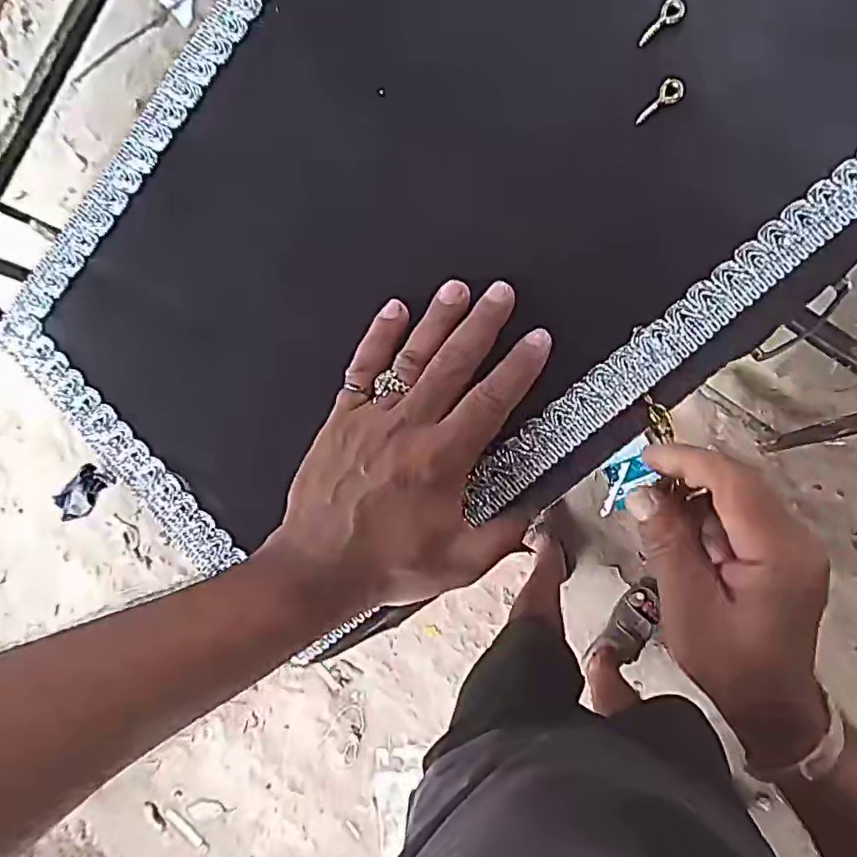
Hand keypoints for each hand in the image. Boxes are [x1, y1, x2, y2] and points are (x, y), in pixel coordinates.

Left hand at [258, 280, 551, 613]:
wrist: (319, 566)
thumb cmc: (385, 565)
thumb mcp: (459, 563)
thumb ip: (504, 536)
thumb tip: (535, 517)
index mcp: (441, 459)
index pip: (491, 400)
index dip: (519, 366)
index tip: (537, 341)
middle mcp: (408, 429)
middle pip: (453, 364)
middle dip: (482, 324)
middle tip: (501, 293)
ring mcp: (371, 420)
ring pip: (411, 358)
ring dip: (437, 321)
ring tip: (458, 290)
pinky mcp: (341, 421)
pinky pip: (362, 369)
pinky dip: (378, 338)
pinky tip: (394, 312)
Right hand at [627, 445, 830, 769]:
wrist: (770, 711)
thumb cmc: (730, 669)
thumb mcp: (688, 606)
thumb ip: (668, 544)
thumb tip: (645, 496)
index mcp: (780, 553)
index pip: (733, 483)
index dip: (687, 461)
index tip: (646, 457)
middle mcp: (797, 542)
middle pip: (740, 485)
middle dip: (689, 478)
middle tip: (642, 486)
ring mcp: (794, 550)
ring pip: (740, 501)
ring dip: (695, 499)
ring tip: (655, 513)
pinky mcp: (783, 559)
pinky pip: (742, 523)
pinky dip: (707, 520)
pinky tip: (680, 535)